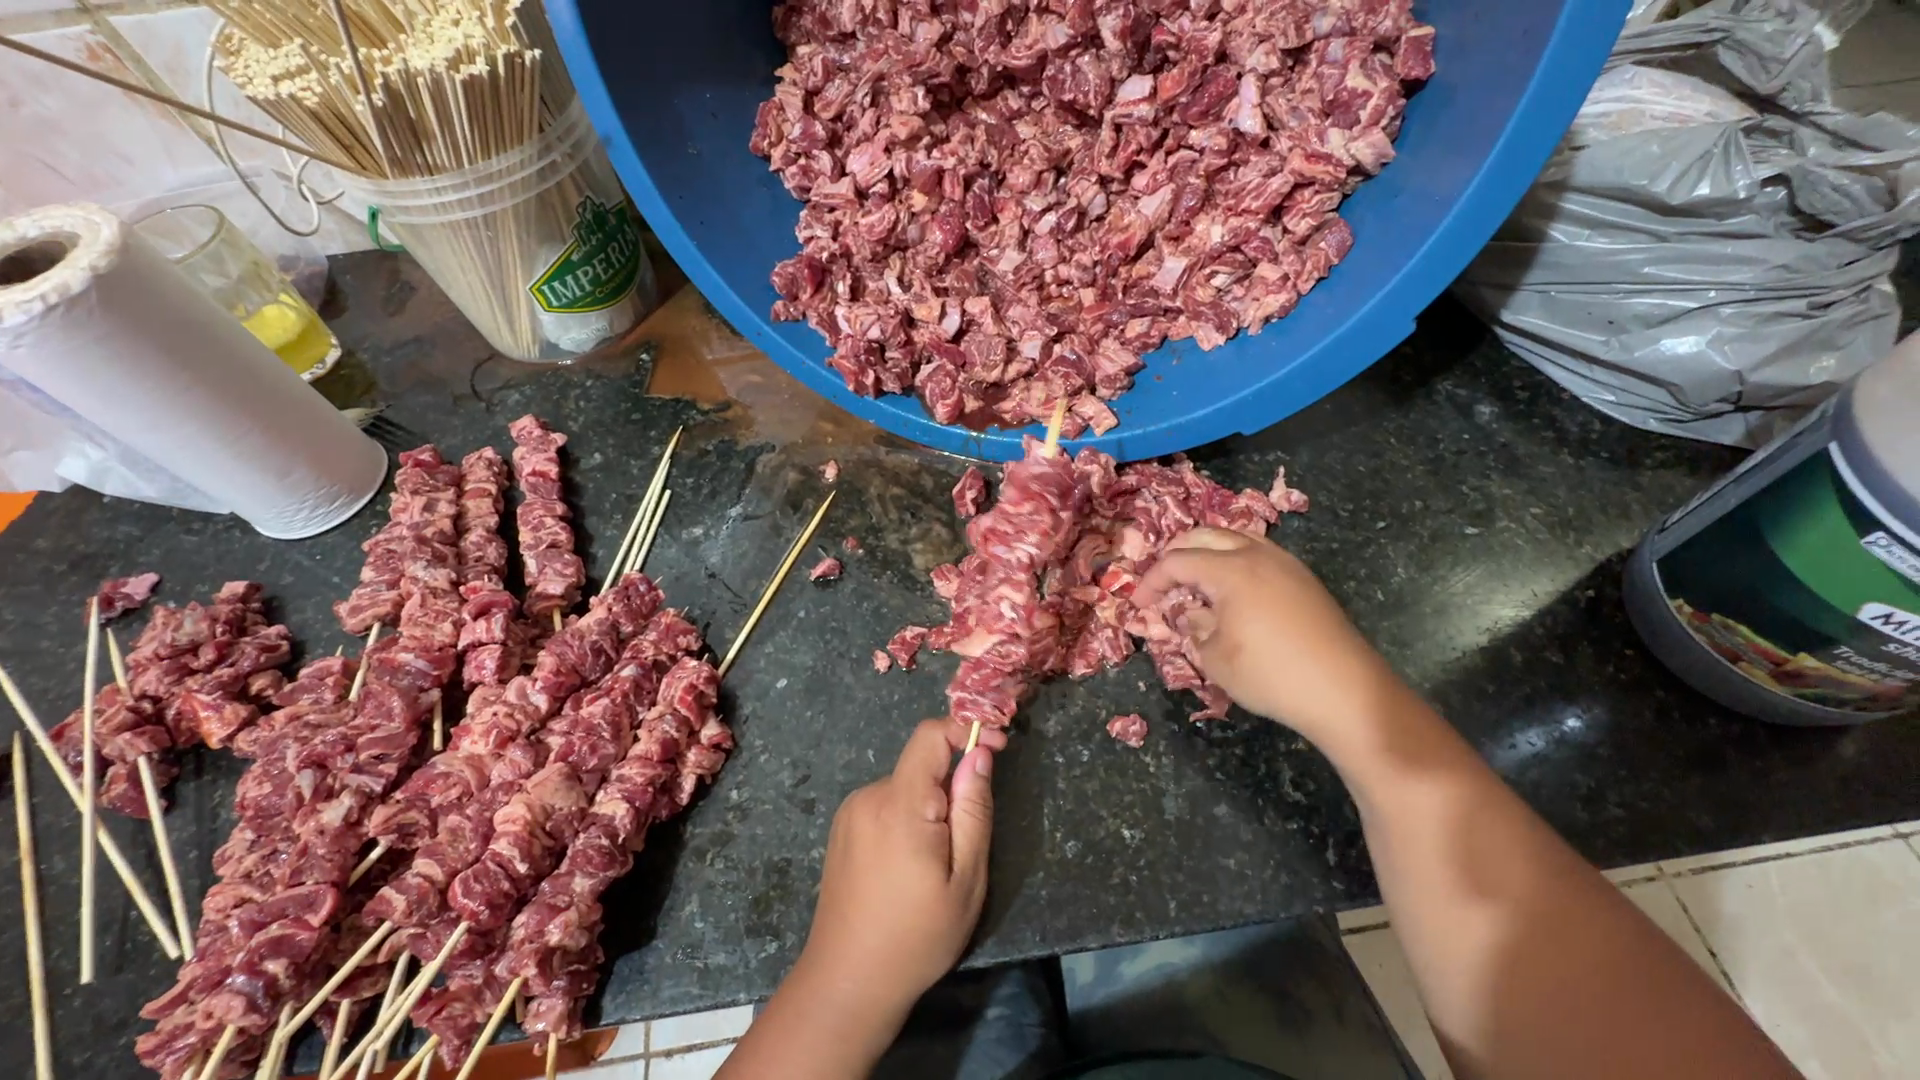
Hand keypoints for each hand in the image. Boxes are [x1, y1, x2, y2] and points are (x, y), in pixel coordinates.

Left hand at [796, 719, 1003, 1016]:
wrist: (846, 981)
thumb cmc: (916, 936)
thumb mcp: (966, 879)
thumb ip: (974, 810)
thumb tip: (980, 753)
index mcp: (900, 805)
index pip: (930, 735)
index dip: (967, 729)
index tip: (998, 747)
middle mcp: (869, 797)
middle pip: (921, 763)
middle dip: (953, 783)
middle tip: (971, 835)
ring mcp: (850, 813)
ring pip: (906, 786)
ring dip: (931, 805)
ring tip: (939, 861)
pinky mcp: (843, 830)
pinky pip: (887, 804)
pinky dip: (909, 818)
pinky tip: (910, 866)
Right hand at [1133, 528, 1401, 742]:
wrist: (1344, 690)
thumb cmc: (1271, 675)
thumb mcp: (1215, 659)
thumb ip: (1195, 628)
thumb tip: (1192, 613)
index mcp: (1231, 569)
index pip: (1178, 561)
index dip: (1152, 580)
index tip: (1139, 604)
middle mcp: (1258, 555)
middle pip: (1206, 536)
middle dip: (1177, 555)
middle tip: (1163, 581)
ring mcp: (1286, 564)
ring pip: (1235, 538)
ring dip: (1208, 552)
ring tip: (1194, 580)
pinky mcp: (1304, 579)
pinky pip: (1259, 553)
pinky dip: (1235, 560)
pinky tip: (1231, 589)